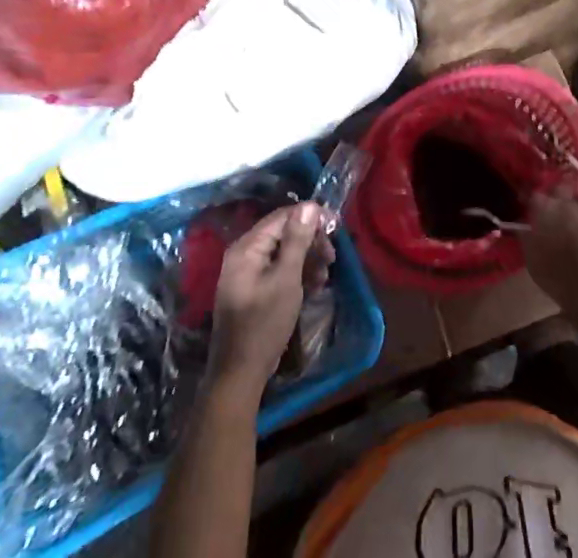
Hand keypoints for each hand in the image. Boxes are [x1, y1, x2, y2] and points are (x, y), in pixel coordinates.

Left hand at [209, 203, 328, 390]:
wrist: (240, 371)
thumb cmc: (264, 323)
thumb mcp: (286, 279)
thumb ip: (297, 240)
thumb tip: (309, 205)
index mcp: (247, 247)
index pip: (282, 217)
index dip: (311, 217)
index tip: (337, 227)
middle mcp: (245, 254)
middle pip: (284, 233)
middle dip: (311, 242)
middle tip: (332, 258)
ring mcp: (248, 273)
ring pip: (285, 253)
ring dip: (308, 260)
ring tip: (325, 277)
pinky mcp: (255, 289)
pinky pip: (280, 270)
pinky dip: (298, 274)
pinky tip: (314, 286)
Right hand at [521, 188, 577, 332]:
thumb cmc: (551, 272)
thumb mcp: (529, 256)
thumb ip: (525, 236)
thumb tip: (519, 225)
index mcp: (545, 209)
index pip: (534, 193)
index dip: (530, 195)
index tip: (526, 199)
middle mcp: (566, 205)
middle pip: (562, 185)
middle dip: (558, 187)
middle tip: (555, 195)